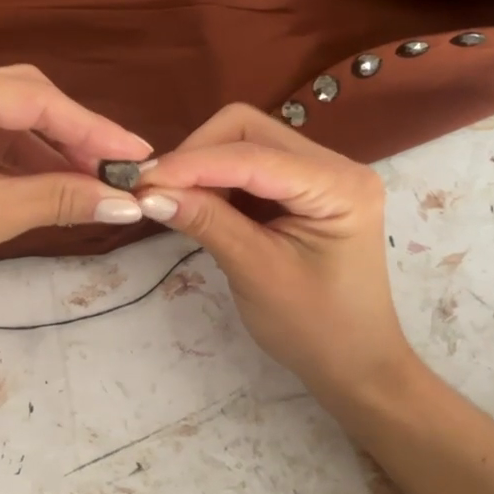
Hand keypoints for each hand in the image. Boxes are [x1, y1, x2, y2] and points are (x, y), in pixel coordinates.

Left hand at [0, 63, 152, 329]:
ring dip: (48, 152)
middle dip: (73, 136)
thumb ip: (63, 197)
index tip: (140, 157)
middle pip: (24, 100)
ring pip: (5, 122)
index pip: (39, 99)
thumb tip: (128, 201)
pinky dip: (18, 163)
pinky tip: (50, 186)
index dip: (95, 129)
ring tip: (92, 185)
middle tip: (117, 172)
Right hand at [133, 104, 417, 394]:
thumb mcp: (256, 273)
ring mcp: (317, 174)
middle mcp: (333, 165)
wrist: (354, 364)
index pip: (252, 155)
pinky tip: (196, 204)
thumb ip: (206, 223)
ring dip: (202, 166)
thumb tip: (148, 193)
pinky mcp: (299, 188)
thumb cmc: (315, 327)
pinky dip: (214, 179)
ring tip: (172, 201)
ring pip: (242, 141)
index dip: (192, 163)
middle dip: (196, 155)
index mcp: (338, 185)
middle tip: (156, 192)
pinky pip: (246, 165)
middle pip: (246, 129)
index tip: (139, 182)